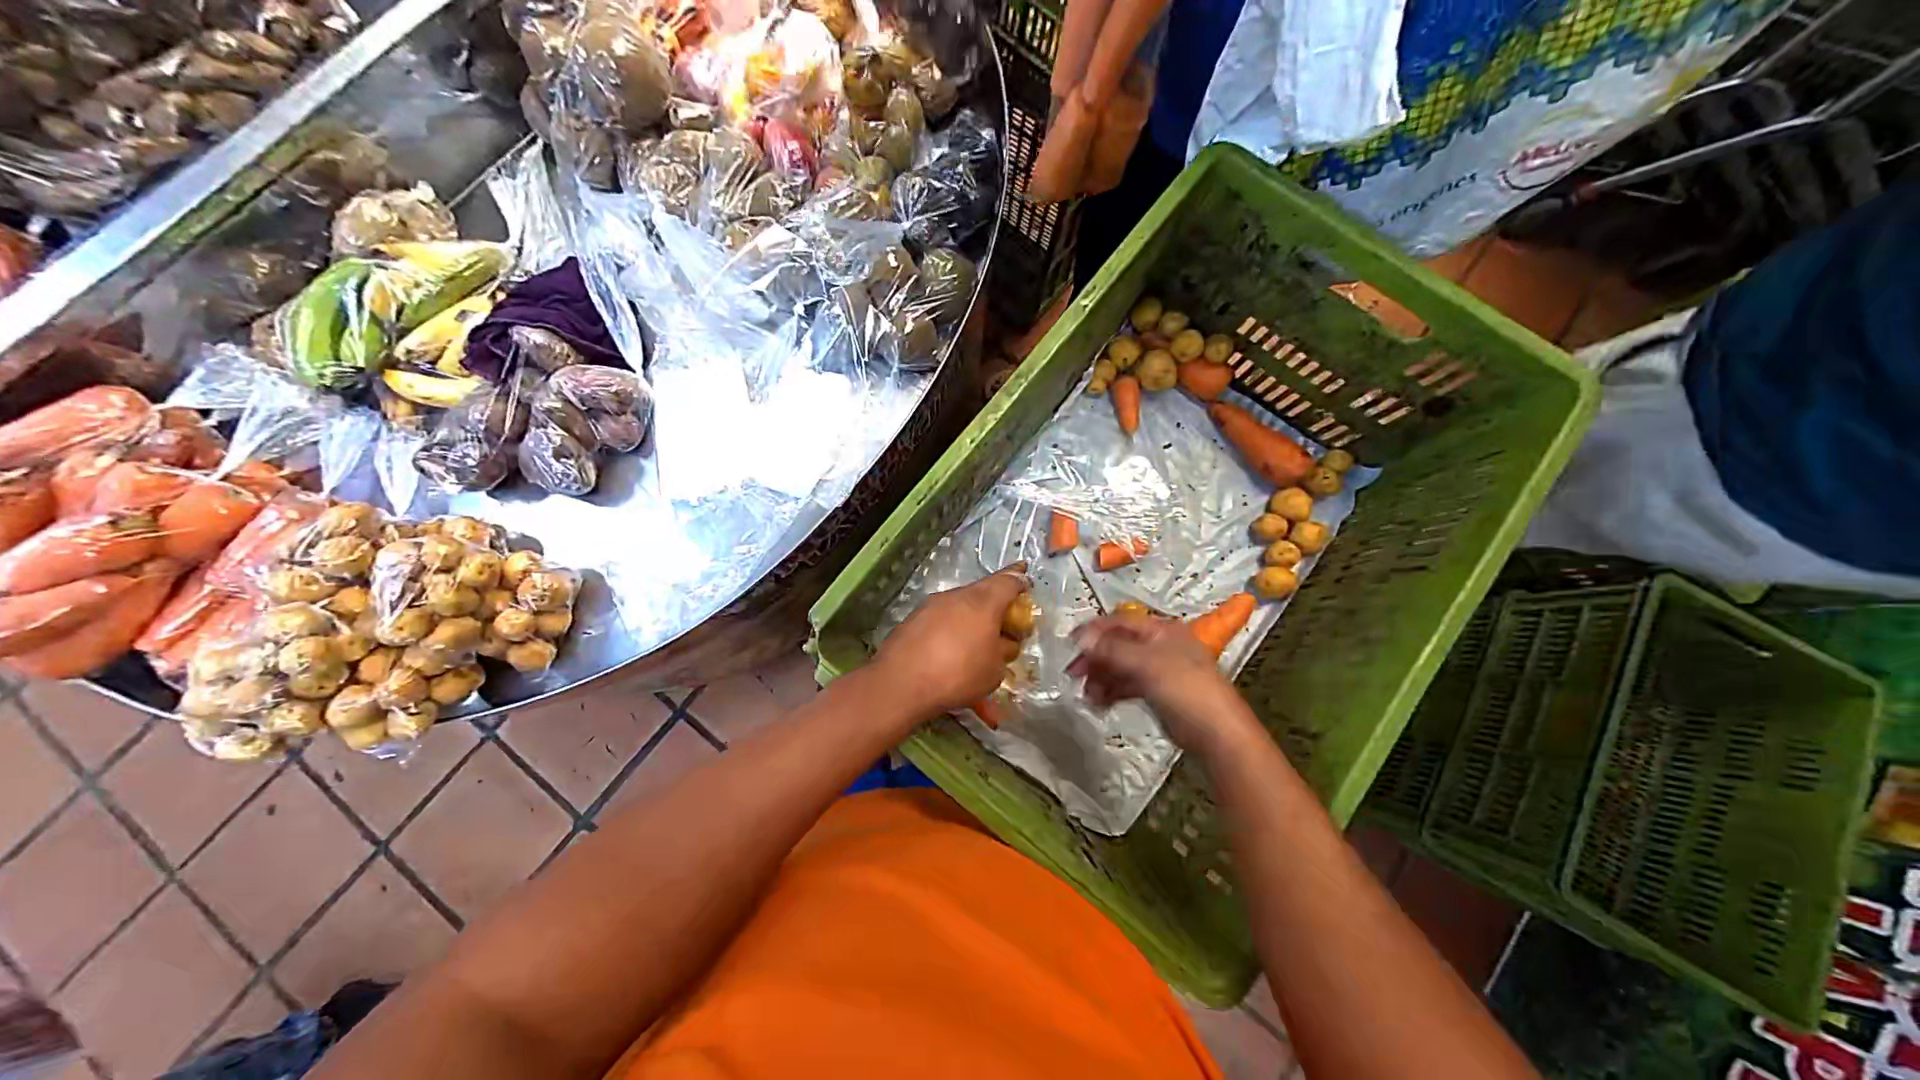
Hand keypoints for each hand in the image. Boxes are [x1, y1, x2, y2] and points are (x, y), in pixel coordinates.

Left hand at [873, 562, 1029, 714]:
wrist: (901, 683)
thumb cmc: (958, 674)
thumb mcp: (994, 670)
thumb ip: (1003, 650)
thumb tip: (1003, 642)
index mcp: (983, 602)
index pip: (1008, 581)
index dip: (1020, 581)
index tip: (1026, 582)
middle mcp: (957, 596)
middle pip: (982, 590)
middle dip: (996, 600)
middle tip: (1005, 613)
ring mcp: (931, 605)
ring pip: (959, 604)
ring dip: (971, 615)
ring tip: (977, 636)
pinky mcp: (913, 619)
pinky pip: (941, 618)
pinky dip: (951, 627)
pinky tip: (950, 648)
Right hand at [1068, 614, 1260, 756]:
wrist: (1218, 734)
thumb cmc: (1186, 690)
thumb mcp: (1146, 664)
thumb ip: (1112, 650)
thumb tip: (1081, 638)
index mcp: (1161, 630)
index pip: (1120, 622)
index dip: (1094, 631)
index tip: (1070, 643)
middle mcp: (1160, 645)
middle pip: (1118, 645)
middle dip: (1095, 658)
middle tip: (1074, 674)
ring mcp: (1160, 670)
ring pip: (1121, 667)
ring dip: (1101, 678)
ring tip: (1088, 696)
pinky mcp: (1158, 693)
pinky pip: (1128, 686)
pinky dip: (1112, 692)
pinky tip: (1099, 704)